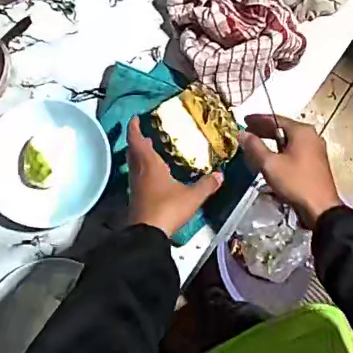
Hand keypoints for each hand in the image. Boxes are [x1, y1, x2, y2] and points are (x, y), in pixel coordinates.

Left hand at [127, 116, 222, 235]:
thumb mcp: (192, 196)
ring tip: (151, 150)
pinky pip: (137, 176)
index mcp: (149, 164)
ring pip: (134, 164)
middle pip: (133, 151)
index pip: (137, 140)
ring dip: (139, 155)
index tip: (136, 117)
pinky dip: (142, 169)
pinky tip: (154, 175)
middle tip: (146, 132)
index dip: (134, 127)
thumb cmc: (167, 209)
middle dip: (137, 140)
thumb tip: (220, 175)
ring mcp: (135, 186)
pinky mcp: (136, 198)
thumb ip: (206, 185)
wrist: (147, 234)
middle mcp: (138, 172)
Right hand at [237, 114, 341, 228]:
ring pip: (289, 140)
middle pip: (284, 128)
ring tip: (256, 145)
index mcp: (302, 131)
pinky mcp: (316, 162)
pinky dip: (282, 150)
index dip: (258, 119)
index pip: (276, 119)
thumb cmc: (295, 182)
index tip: (244, 120)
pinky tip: (272, 157)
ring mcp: (315, 149)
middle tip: (248, 132)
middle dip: (264, 130)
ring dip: (272, 141)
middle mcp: (311, 136)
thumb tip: (242, 133)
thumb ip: (254, 146)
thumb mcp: (270, 164)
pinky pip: (295, 149)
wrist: (320, 208)